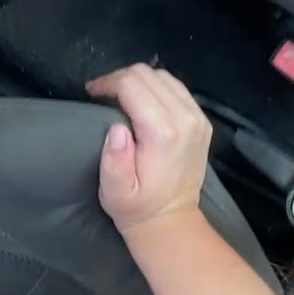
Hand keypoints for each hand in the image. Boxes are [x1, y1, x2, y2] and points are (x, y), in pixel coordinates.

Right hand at [86, 64, 212, 235]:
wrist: (172, 220)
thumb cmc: (137, 207)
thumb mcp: (115, 192)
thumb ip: (114, 162)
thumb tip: (116, 129)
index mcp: (162, 133)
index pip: (131, 84)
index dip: (107, 83)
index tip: (91, 94)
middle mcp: (185, 119)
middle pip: (147, 74)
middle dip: (120, 78)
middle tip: (101, 94)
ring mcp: (197, 118)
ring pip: (163, 76)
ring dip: (138, 80)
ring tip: (119, 95)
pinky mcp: (202, 120)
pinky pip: (176, 87)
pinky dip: (155, 86)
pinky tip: (142, 100)